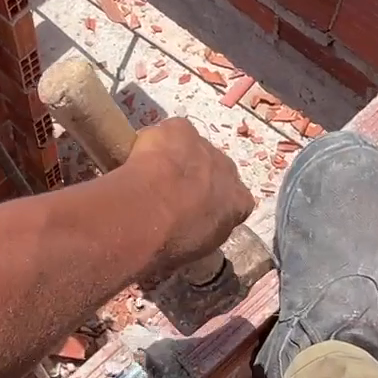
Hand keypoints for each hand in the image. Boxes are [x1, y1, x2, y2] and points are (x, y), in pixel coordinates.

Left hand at [126, 118, 253, 272]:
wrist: (151, 215)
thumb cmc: (172, 242)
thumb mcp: (196, 248)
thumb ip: (200, 231)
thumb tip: (186, 230)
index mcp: (240, 203)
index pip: (232, 199)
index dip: (208, 201)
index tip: (188, 209)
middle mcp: (230, 170)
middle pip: (212, 168)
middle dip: (192, 176)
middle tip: (165, 192)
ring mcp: (205, 145)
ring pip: (188, 149)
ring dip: (172, 159)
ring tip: (147, 176)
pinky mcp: (180, 129)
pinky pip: (168, 132)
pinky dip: (152, 142)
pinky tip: (137, 159)